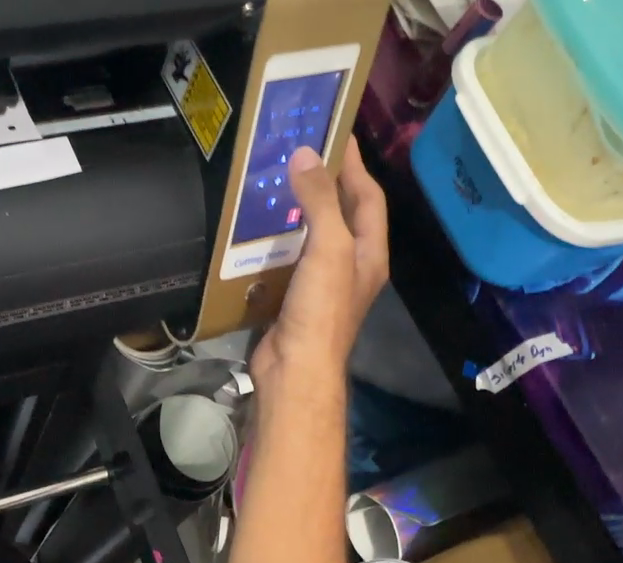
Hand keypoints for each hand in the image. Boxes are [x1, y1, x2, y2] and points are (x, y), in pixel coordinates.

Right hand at [248, 137, 388, 426]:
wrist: (294, 368)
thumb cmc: (321, 309)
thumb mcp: (328, 248)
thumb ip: (320, 201)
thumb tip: (305, 155)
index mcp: (369, 253)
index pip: (368, 197)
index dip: (355, 166)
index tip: (336, 134)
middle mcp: (349, 268)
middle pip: (341, 217)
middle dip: (324, 187)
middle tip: (299, 156)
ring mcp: (320, 287)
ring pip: (310, 240)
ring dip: (294, 215)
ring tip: (272, 187)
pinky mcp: (292, 302)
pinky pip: (285, 264)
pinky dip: (272, 246)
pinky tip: (254, 233)